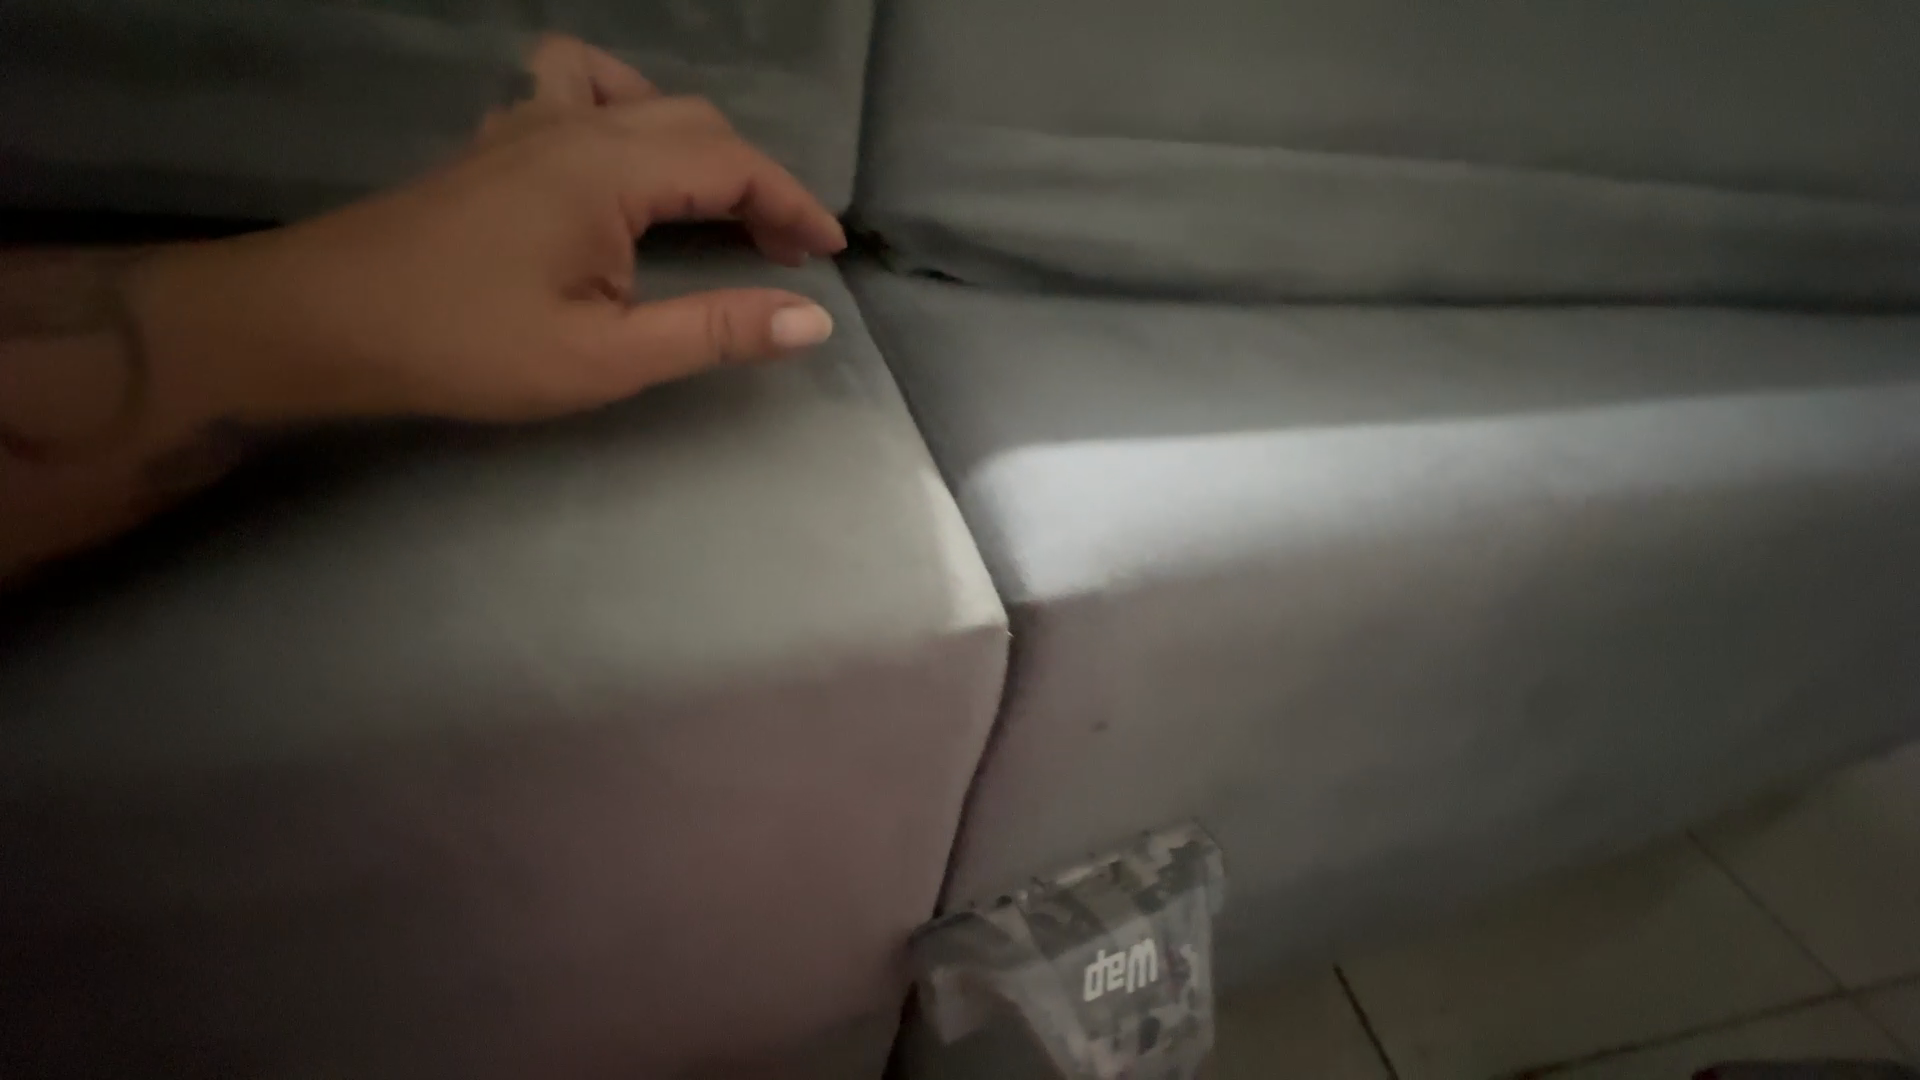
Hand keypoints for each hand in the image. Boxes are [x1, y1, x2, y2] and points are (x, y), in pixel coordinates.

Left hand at [125, 43, 845, 428]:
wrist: (323, 323)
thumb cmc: (471, 347)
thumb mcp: (610, 356)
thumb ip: (717, 330)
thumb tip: (812, 319)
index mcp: (606, 171)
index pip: (732, 164)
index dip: (794, 204)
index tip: (831, 252)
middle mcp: (573, 126)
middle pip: (698, 126)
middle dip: (759, 183)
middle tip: (787, 252)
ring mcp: (528, 124)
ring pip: (642, 99)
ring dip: (698, 143)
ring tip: (716, 202)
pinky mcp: (501, 144)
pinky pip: (580, 92)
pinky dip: (629, 115)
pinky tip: (627, 164)